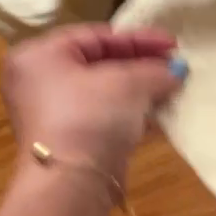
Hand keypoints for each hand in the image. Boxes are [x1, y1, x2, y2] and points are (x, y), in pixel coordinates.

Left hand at [1, 24, 184, 180]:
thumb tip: (176, 71)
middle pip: (99, 62)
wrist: (72, 179)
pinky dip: (132, 109)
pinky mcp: (69, 136)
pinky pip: (105, 113)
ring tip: (172, 88)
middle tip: (174, 65)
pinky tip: (159, 113)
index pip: (97, 36)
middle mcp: (39, 80)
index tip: (174, 44)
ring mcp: (52, 111)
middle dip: (142, 64)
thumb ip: (155, 71)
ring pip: (104, 90)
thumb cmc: (90, 116)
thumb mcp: (129, 83)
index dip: (139, 38)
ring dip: (141, 88)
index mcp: (40, 55)